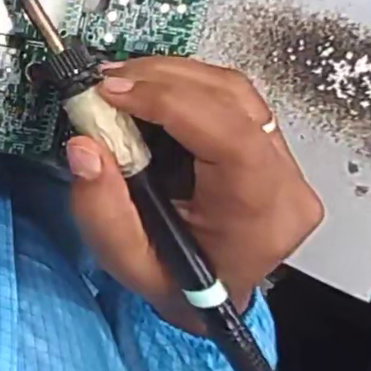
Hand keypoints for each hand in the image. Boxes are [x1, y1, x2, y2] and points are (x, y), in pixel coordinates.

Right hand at [64, 56, 322, 331]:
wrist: (205, 295)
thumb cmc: (172, 281)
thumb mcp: (126, 260)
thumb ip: (101, 210)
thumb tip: (85, 146)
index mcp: (259, 216)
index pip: (231, 137)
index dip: (169, 103)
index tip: (112, 93)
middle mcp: (285, 183)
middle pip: (232, 101)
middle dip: (160, 80)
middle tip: (103, 84)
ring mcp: (282, 160)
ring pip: (231, 88)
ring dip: (168, 74)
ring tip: (117, 83)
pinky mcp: (264, 143)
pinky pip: (227, 95)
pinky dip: (179, 82)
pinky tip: (142, 89)